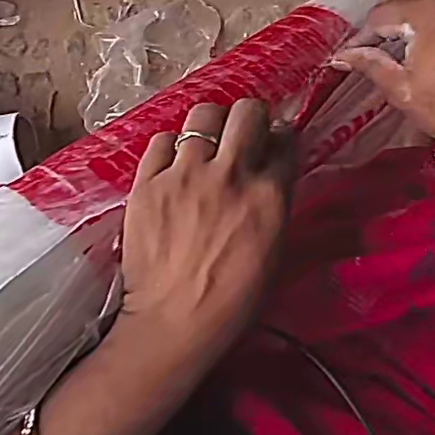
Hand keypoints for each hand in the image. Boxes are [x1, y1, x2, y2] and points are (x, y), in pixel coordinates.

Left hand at [119, 99, 292, 354]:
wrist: (174, 322)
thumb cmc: (235, 298)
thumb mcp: (275, 248)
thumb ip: (276, 202)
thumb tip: (273, 171)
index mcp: (269, 195)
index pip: (285, 141)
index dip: (282, 138)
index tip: (275, 143)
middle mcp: (230, 174)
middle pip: (248, 112)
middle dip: (251, 117)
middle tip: (243, 134)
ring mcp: (185, 175)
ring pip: (203, 115)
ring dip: (211, 127)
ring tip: (206, 145)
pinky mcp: (148, 183)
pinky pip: (162, 141)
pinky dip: (172, 148)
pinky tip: (174, 165)